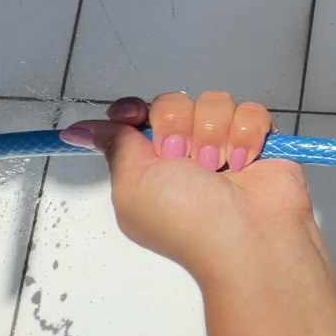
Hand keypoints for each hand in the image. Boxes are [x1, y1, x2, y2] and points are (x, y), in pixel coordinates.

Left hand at [60, 91, 320, 284]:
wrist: (248, 233)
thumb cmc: (186, 218)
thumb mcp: (134, 186)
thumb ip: (114, 147)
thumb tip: (76, 131)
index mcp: (149, 162)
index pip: (136, 114)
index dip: (134, 110)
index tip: (138, 117)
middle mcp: (185, 149)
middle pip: (177, 102)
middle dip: (181, 128)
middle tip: (189, 162)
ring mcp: (224, 142)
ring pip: (217, 102)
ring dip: (217, 134)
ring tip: (221, 166)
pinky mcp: (259, 139)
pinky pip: (252, 111)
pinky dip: (248, 135)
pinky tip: (246, 161)